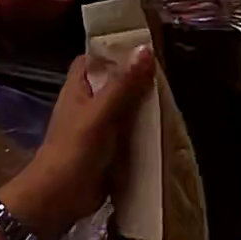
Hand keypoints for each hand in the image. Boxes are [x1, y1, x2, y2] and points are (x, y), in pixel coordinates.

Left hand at [2, 49, 156, 224]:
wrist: (63, 193)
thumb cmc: (76, 148)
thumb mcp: (101, 113)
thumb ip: (122, 85)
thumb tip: (144, 49)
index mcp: (76, 88)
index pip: (92, 59)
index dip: (113, 51)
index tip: (144, 45)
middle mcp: (85, 103)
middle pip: (111, 83)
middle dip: (136, 79)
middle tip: (171, 75)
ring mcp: (96, 126)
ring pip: (123, 107)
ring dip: (144, 105)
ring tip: (178, 99)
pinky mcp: (108, 147)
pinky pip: (129, 131)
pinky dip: (145, 129)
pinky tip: (169, 129)